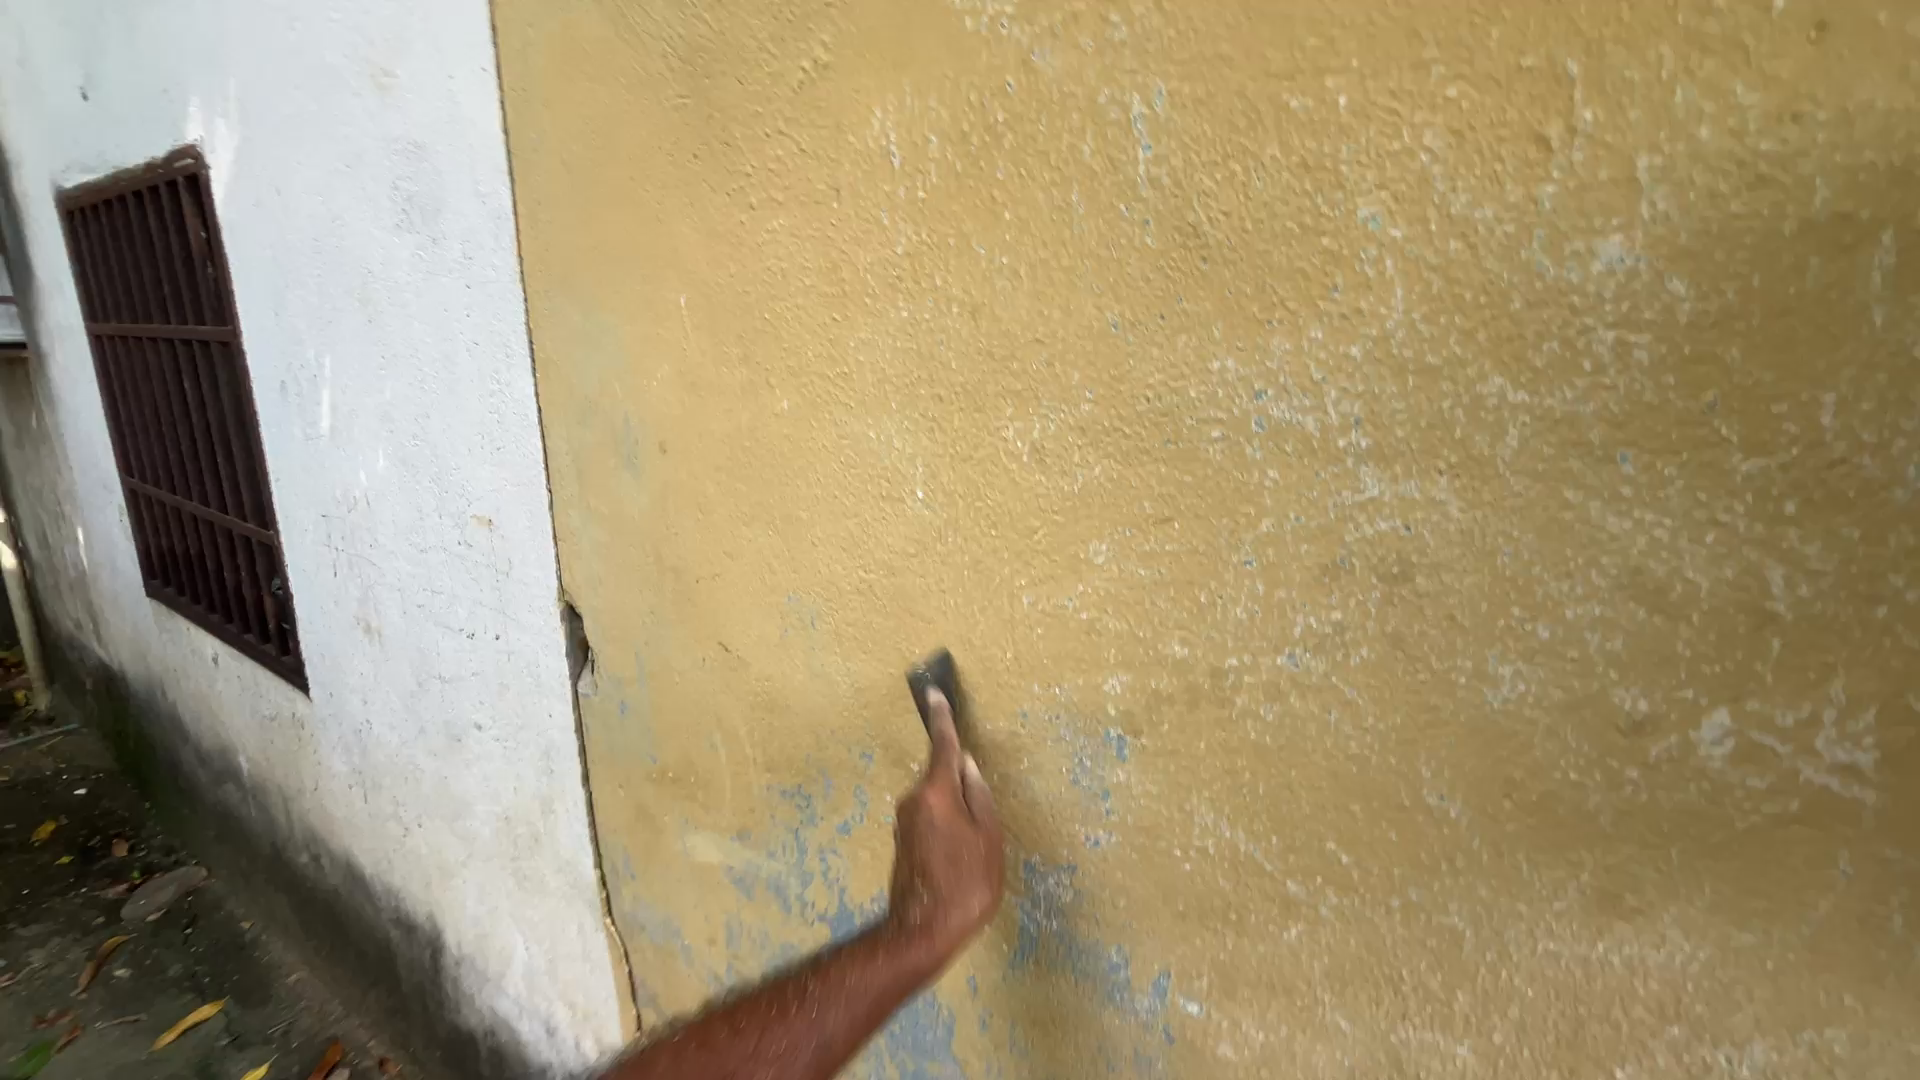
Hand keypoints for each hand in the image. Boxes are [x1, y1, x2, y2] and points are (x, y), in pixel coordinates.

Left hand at [885, 687, 1004, 964]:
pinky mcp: (903, 841)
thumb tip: (968, 766)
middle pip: (942, 776)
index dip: (942, 717)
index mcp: (936, 791)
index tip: (934, 692)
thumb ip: (979, 796)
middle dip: (961, 783)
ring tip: (974, 850)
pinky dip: (946, 825)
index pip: (943, 745)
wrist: (923, 931)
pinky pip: (930, 818)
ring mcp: (904, 821)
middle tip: (982, 819)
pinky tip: (959, 858)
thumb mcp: (988, 837)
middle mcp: (914, 799)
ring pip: (937, 799)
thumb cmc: (966, 883)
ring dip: (955, 810)